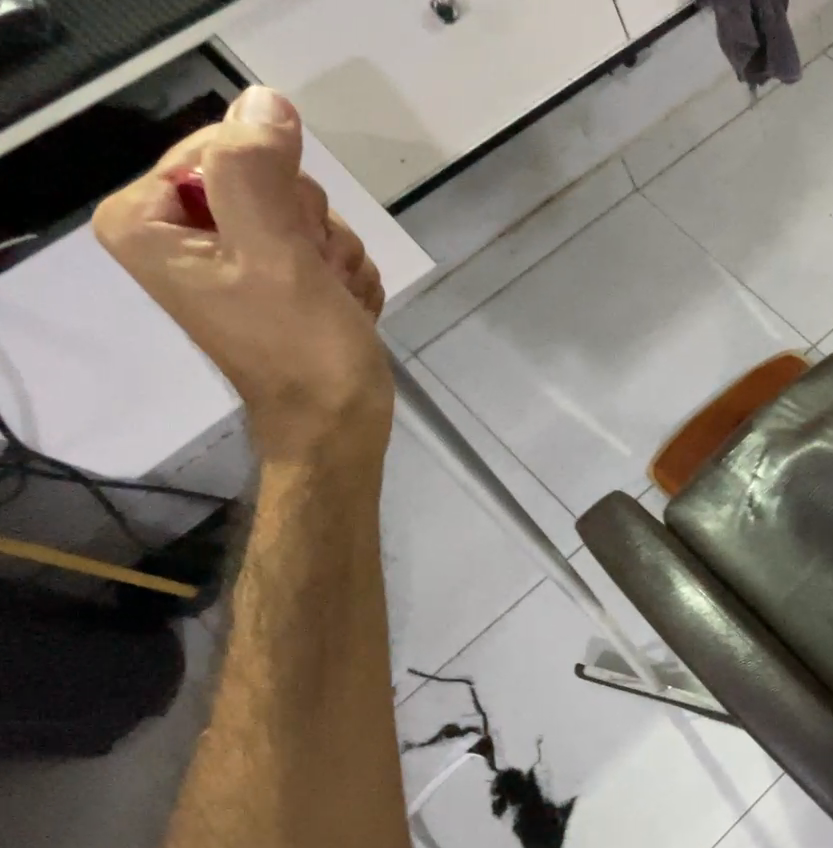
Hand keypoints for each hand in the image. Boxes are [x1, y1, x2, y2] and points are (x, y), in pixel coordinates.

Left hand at [92, 87, 392, 465]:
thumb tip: (268, 101)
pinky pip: (327, 251)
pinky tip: (343, 309)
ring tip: (333, 302)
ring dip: (339, 260)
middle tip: (316, 279)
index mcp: (150, 219)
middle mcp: (183, 232)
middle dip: (315, 231)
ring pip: (312, 218)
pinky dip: (348, 280)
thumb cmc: (302, 351)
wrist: (338, 426)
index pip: (225, 149)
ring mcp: (235, 259)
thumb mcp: (276, 255)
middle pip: (274, 183)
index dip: (284, 193)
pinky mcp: (278, 282)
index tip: (294, 248)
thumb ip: (258, 171)